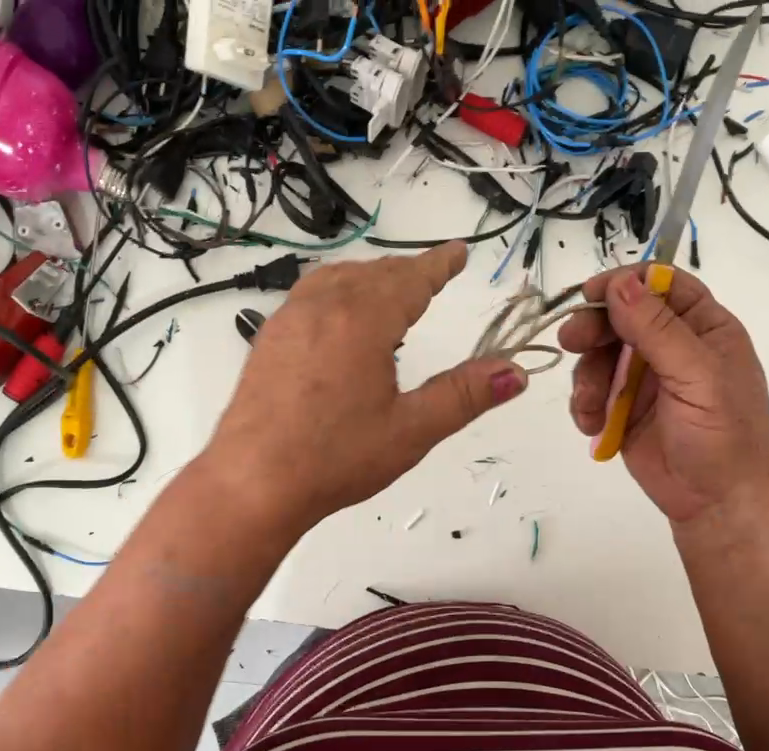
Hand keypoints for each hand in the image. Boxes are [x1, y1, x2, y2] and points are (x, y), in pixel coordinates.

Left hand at [203, 242, 528, 528]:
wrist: (253, 481)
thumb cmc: (336, 458)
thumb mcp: (411, 430)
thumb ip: (464, 395)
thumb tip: (515, 372)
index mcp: (363, 321)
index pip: (412, 279)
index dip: (439, 264)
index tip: (458, 251)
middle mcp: (323, 307)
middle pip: (374, 273)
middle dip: (408, 272)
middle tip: (433, 276)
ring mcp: (288, 320)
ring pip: (337, 279)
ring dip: (370, 278)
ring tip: (391, 294)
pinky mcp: (267, 340)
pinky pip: (310, 297)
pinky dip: (338, 293)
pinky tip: (341, 324)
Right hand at [559, 266, 768, 521]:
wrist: (720, 505)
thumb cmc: (724, 435)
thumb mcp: (697, 375)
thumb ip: (657, 329)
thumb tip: (619, 284)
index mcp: (703, 328)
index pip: (661, 286)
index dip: (626, 283)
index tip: (592, 293)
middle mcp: (672, 348)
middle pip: (621, 319)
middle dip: (594, 329)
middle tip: (570, 340)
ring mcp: (645, 381)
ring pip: (600, 357)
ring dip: (586, 377)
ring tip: (588, 407)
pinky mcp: (624, 414)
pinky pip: (593, 395)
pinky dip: (584, 407)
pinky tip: (590, 426)